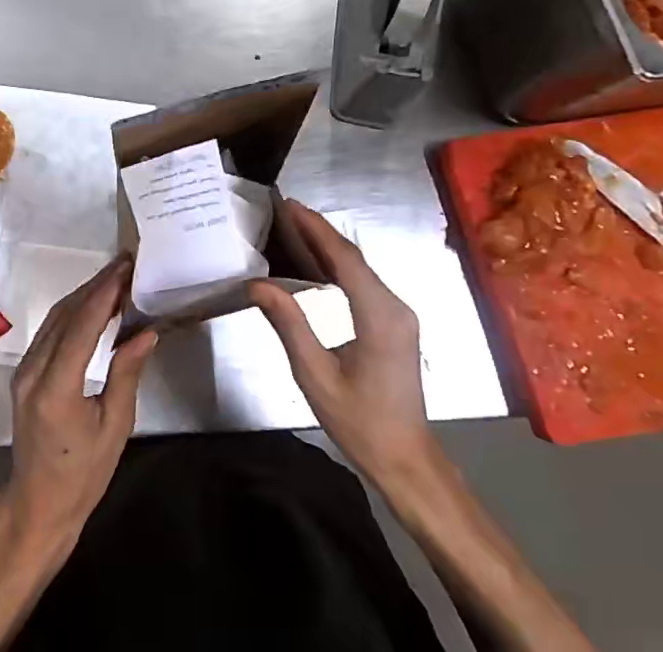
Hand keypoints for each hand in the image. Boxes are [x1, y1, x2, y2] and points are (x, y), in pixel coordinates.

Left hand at [0, 255, 159, 553]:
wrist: (37, 504)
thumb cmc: (82, 474)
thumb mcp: (115, 427)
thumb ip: (127, 374)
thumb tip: (147, 331)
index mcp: (56, 388)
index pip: (81, 326)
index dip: (104, 293)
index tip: (126, 268)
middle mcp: (33, 372)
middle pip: (64, 314)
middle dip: (95, 286)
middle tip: (125, 264)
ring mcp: (24, 371)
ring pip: (54, 319)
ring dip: (84, 295)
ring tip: (115, 277)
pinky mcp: (25, 374)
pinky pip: (50, 332)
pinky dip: (73, 312)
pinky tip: (95, 305)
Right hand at [249, 199, 433, 485]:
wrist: (405, 456)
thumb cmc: (359, 421)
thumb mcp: (315, 375)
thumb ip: (289, 324)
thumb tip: (258, 284)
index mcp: (379, 317)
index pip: (345, 259)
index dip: (317, 229)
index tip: (291, 206)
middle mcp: (395, 307)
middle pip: (355, 258)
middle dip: (320, 231)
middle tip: (285, 211)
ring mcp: (399, 314)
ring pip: (361, 269)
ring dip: (329, 247)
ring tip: (294, 229)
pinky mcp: (396, 323)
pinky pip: (365, 284)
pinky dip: (339, 267)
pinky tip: (316, 264)